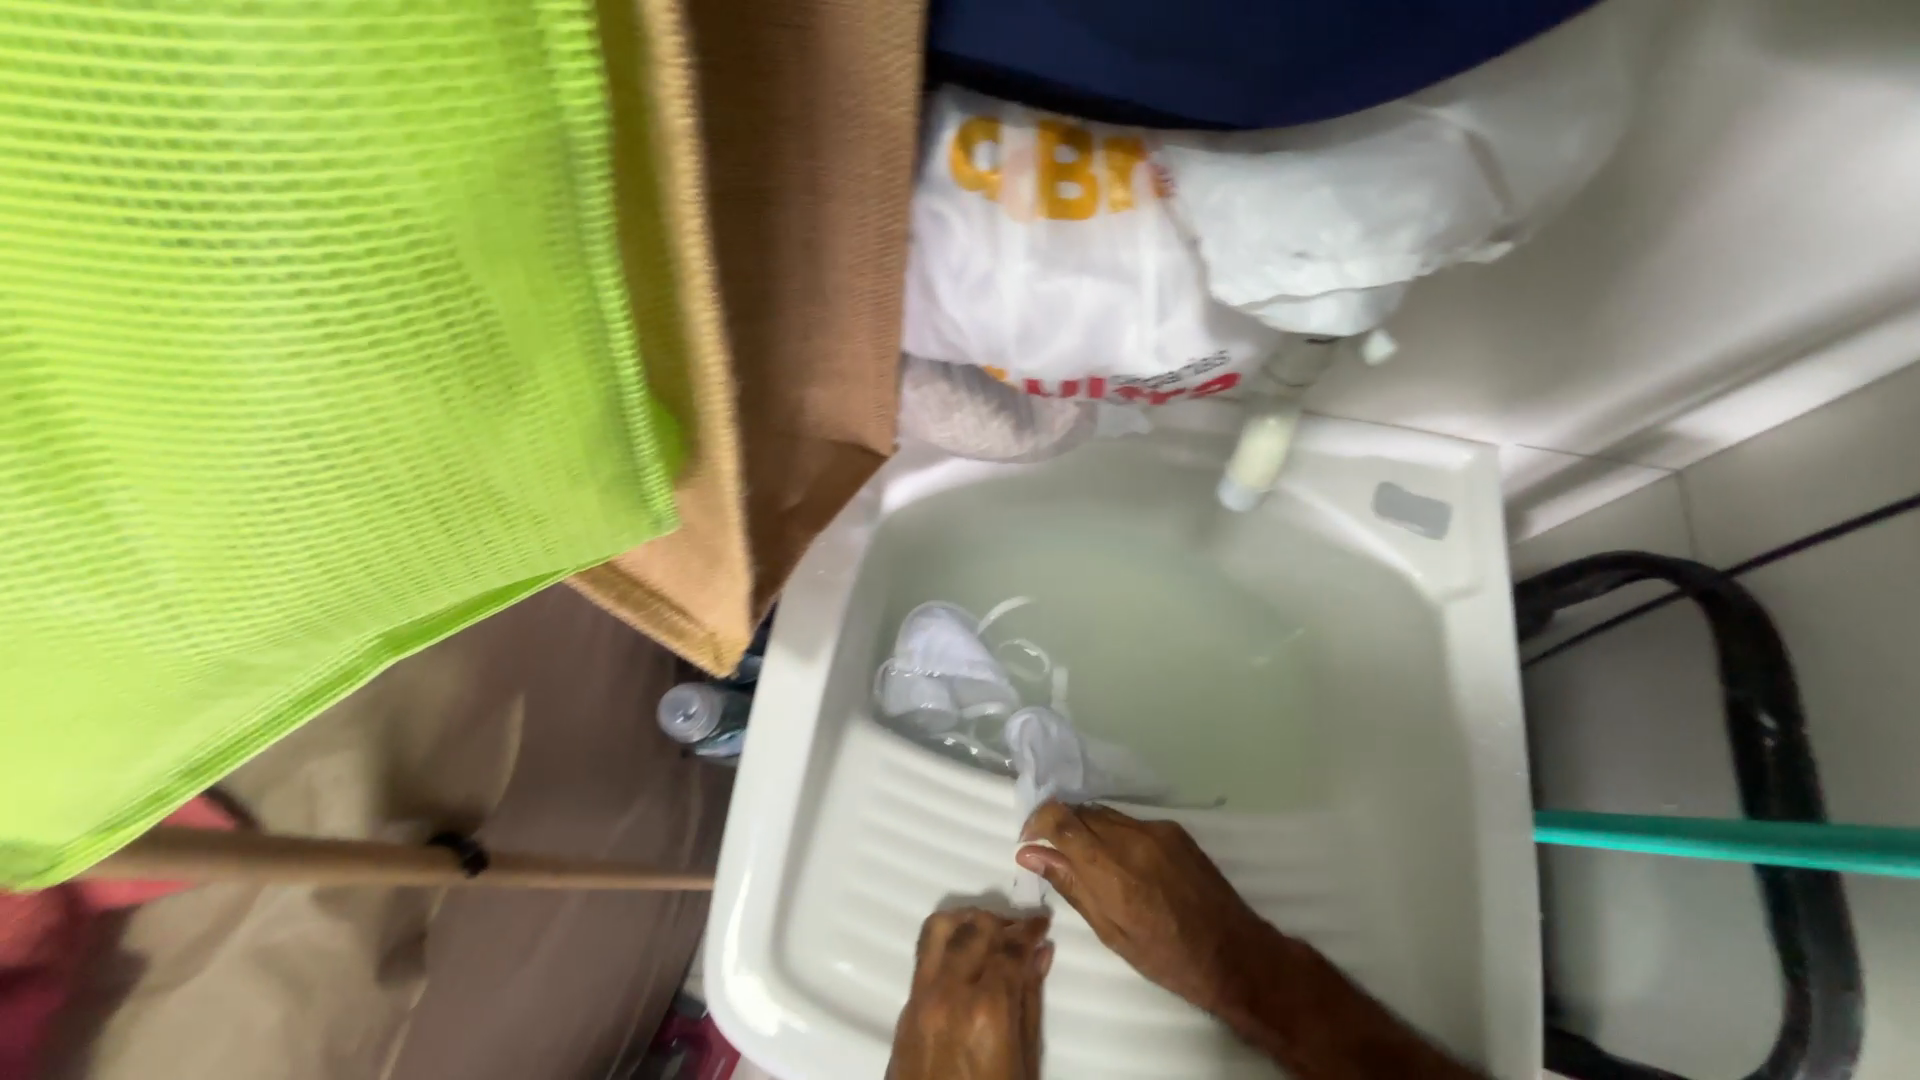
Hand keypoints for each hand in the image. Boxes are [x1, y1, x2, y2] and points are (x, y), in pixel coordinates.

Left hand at [887, 907, 1053, 1079]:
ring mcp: (920, 999)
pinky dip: (947, 943)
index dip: (1029, 930)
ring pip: (938, 929)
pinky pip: (924, 957)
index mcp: (986, 1010)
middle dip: (1001, 922)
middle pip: (974, 929)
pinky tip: (966, 957)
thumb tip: (1040, 954)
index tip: (1042, 922)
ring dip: (967, 922)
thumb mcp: (1025, 1064)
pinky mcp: (904, 1011)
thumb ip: (1030, 1002)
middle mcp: (948, 993)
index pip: (1009, 947)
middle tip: (1020, 930)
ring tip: (989, 933)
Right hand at [1016, 801, 1269, 1013]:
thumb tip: (1030, 855)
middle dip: (1060, 827)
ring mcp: (1156, 830)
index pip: (1061, 820)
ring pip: (1105, 813)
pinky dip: (1115, 834)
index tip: (1028, 841)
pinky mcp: (1174, 829)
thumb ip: (1070, 885)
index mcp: (1112, 870)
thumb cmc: (1166, 957)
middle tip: (1054, 855)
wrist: (1234, 951)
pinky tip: (1123, 863)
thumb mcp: (1110, 931)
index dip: (1036, 821)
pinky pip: (1130, 821)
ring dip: (1087, 829)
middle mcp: (1132, 839)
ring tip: (1089, 861)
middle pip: (1080, 811)